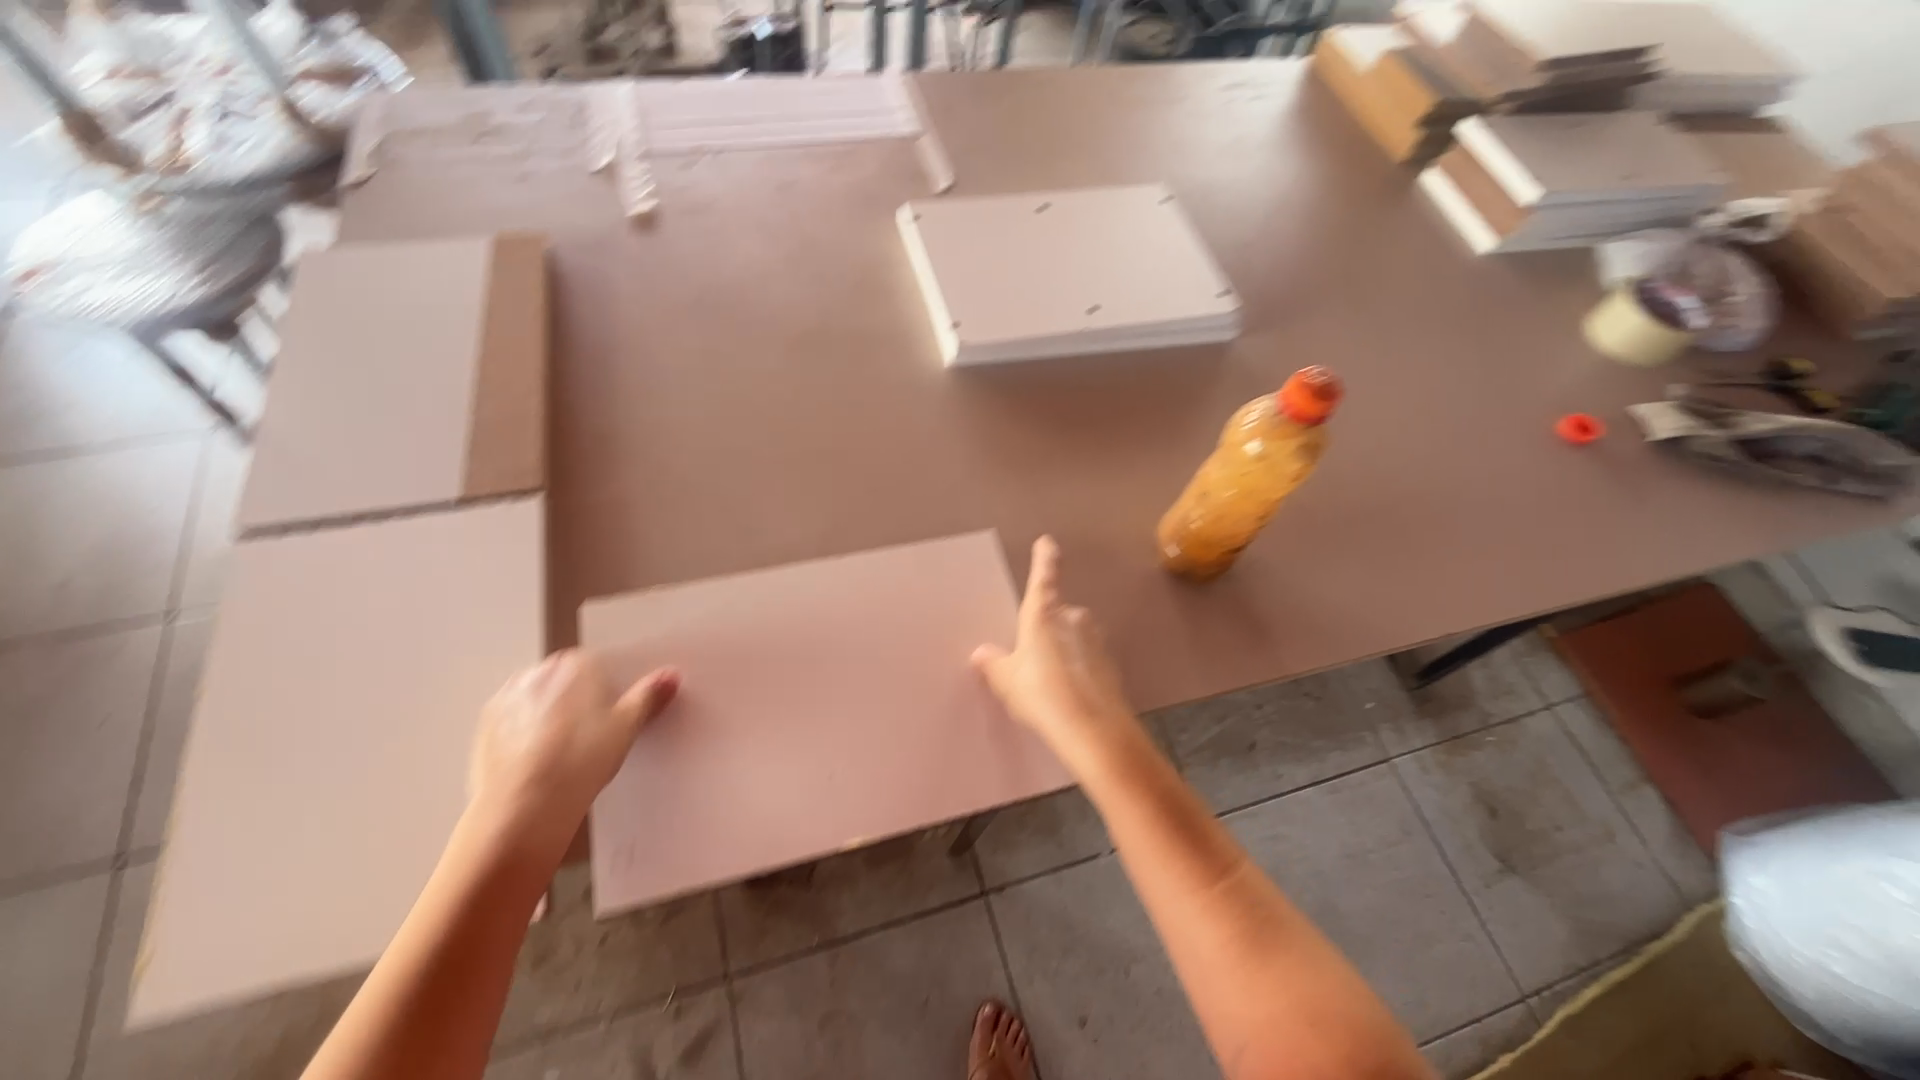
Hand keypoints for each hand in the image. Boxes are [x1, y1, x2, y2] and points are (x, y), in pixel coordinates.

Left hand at [468, 649, 678, 850]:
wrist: (524, 806)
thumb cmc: (579, 761)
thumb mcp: (627, 727)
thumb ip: (649, 696)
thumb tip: (669, 676)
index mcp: (575, 664)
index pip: (598, 663)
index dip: (608, 688)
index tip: (616, 711)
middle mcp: (537, 672)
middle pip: (566, 679)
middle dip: (578, 698)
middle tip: (595, 733)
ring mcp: (507, 698)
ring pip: (538, 699)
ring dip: (550, 714)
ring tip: (566, 751)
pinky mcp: (486, 727)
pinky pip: (514, 721)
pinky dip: (526, 733)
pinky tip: (540, 759)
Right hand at [972, 536, 1140, 755]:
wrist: (1092, 729)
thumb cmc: (1040, 693)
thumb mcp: (1007, 680)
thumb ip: (994, 663)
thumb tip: (982, 652)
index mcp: (1043, 614)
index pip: (1044, 577)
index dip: (1045, 559)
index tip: (1047, 542)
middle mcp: (1073, 618)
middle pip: (1058, 615)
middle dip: (1048, 631)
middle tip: (1032, 660)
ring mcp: (1096, 640)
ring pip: (1074, 639)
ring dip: (1064, 652)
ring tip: (1049, 685)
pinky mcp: (1111, 664)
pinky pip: (1088, 661)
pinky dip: (1079, 671)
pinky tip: (1069, 697)